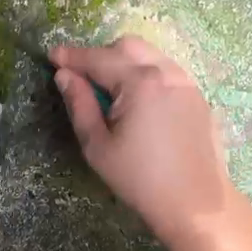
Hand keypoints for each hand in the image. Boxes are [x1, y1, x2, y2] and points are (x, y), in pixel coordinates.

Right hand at [51, 36, 238, 242]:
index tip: (52, 56)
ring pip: (151, 55)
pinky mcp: (199, 98)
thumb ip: (80, 105)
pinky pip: (168, 73)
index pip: (98, 58)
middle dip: (101, 54)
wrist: (196, 204)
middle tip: (83, 78)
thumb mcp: (98, 147)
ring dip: (126, 63)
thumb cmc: (140, 180)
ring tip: (111, 91)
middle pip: (127, 46)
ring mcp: (187, 84)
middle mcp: (167, 72)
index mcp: (140, 82)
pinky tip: (140, 104)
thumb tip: (65, 76)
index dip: (72, 56)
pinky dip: (147, 76)